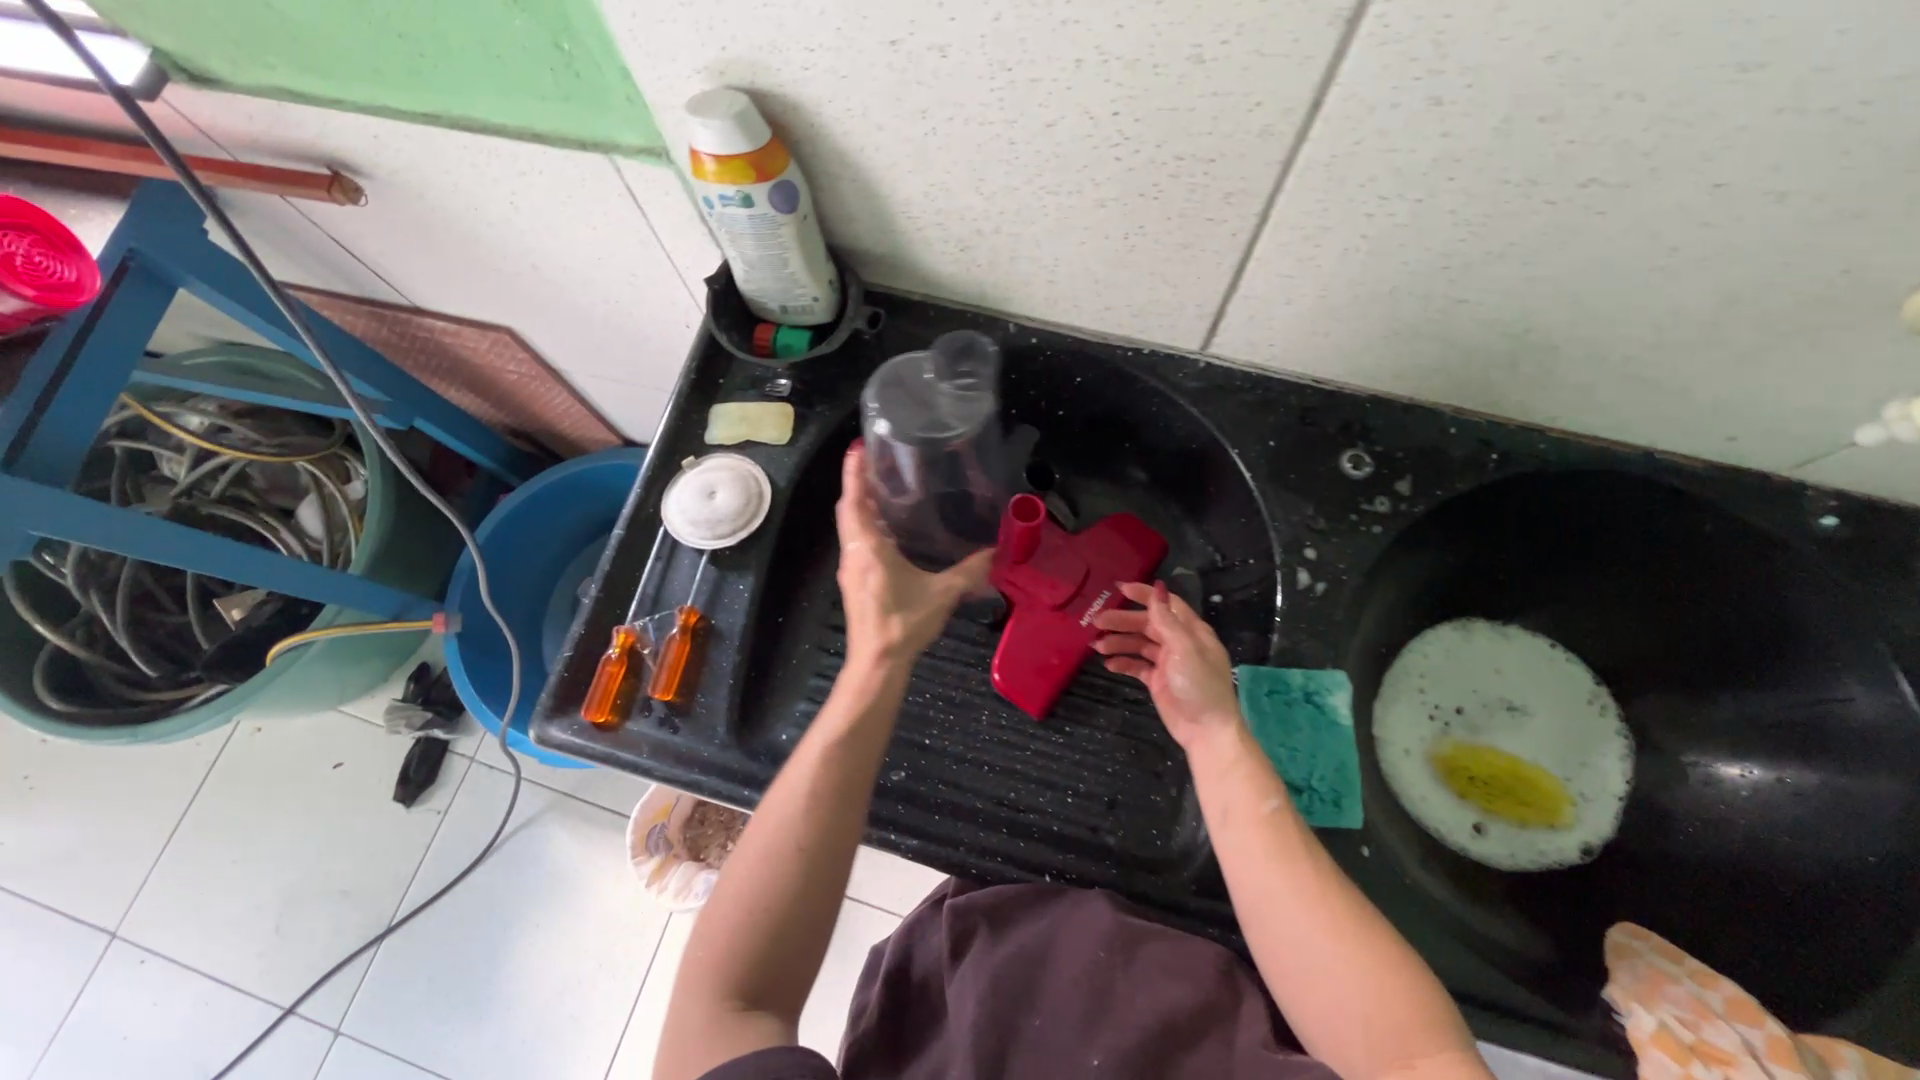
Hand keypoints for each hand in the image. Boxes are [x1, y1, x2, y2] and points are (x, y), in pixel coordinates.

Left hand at [835, 442, 993, 666]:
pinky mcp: (854, 583)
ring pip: (849, 527)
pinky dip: (864, 526)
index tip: (858, 447)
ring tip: (881, 489)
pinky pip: (856, 543)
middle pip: (848, 509)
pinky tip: (886, 530)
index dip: (854, 471)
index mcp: (868, 547)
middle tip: (874, 463)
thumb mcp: (942, 594)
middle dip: (858, 484)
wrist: (877, 662)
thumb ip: (970, 572)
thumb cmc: (904, 623)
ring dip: (860, 506)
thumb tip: (996, 552)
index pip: (855, 499)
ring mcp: (851, 569)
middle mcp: (854, 552)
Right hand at [1092, 581, 1243, 753]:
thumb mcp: (1185, 649)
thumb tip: (1158, 588)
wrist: (1207, 730)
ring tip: (1097, 646)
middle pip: (1147, 624)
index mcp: (1191, 631)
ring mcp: (1168, 663)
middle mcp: (1179, 643)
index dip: (1145, 595)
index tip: (1119, 589)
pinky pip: (1137, 666)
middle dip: (1123, 621)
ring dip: (1119, 642)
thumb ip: (1168, 620)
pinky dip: (1123, 663)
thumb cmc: (1200, 685)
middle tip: (1097, 621)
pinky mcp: (1158, 681)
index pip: (1166, 604)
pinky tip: (1108, 664)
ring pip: (1139, 644)